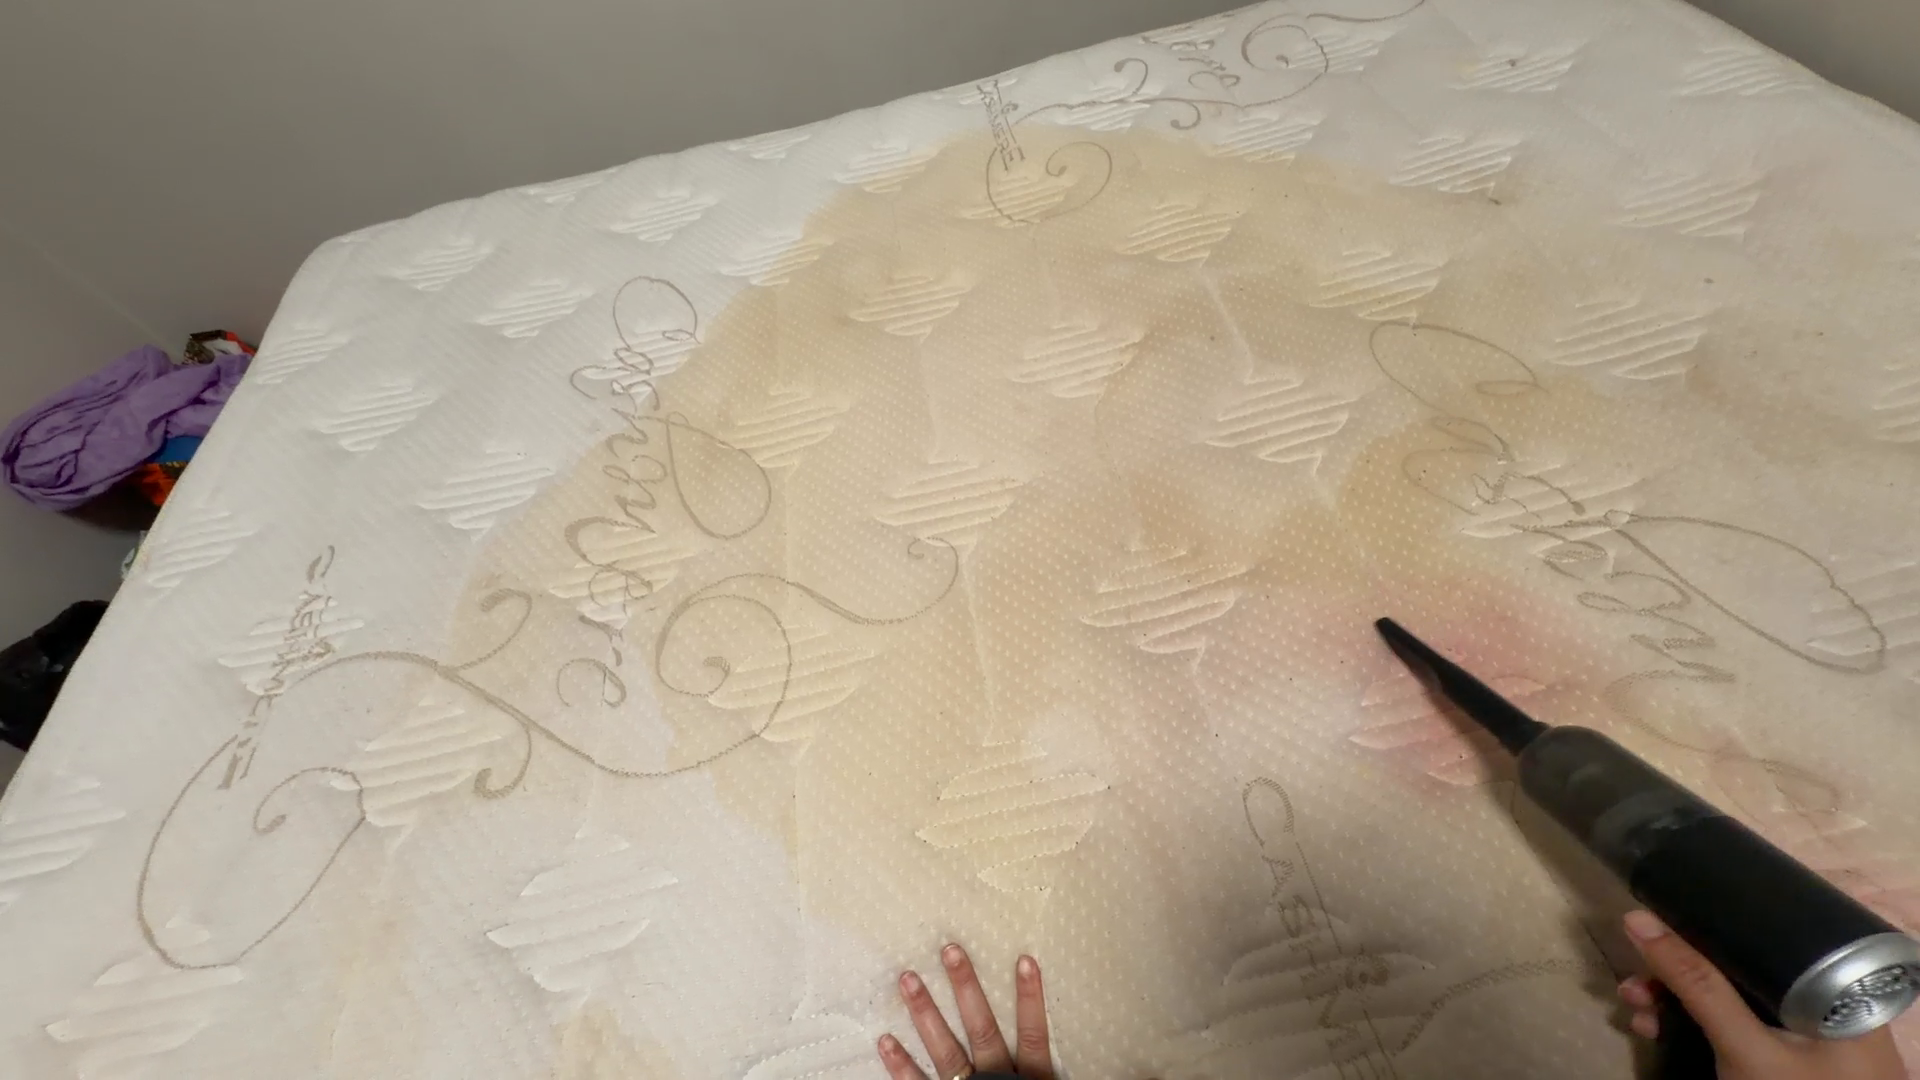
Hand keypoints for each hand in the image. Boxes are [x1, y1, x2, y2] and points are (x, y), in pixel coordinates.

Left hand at [877, 944, 1053, 1079]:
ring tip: (907, 979)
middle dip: (965, 989)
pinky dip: (900, 1067)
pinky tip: (884, 1041)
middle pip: (981, 1030)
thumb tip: (1151, 1073)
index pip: (1033, 1035)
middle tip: (948, 950)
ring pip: (945, 1052)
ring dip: (925, 1014)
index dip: (1030, 998)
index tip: (1025, 959)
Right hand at [1618, 910, 1907, 1078]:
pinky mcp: (1780, 1056)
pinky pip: (1724, 1022)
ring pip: (1720, 996)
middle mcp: (1817, 1008)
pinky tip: (1655, 1028)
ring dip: (1667, 999)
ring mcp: (1799, 1036)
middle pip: (1729, 970)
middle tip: (1633, 986)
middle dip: (1670, 975)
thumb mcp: (1743, 1046)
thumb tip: (1636, 917)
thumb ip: (1695, 983)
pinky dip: (1686, 1021)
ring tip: (1635, 1010)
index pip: (1756, 940)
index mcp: (1832, 996)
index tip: (1649, 935)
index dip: (1698, 931)